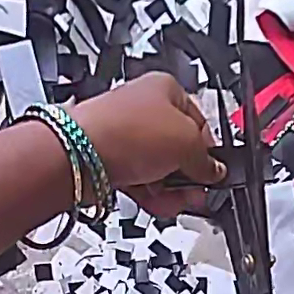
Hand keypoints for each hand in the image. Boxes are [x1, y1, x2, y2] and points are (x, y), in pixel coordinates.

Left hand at [70, 73, 224, 217]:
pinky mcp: (110, 163)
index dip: (209, 150)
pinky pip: (138, 182)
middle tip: (195, 191)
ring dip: (169, 189)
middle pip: (177, 149)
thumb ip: (206, 160)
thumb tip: (214, 171)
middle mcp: (142, 111)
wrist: (79, 155)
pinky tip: (156, 203)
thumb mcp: (187, 143)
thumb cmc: (124, 132)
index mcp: (166, 89)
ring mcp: (125, 138)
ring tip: (174, 200)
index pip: (200, 122)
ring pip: (157, 169)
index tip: (214, 172)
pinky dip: (148, 194)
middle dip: (188, 176)